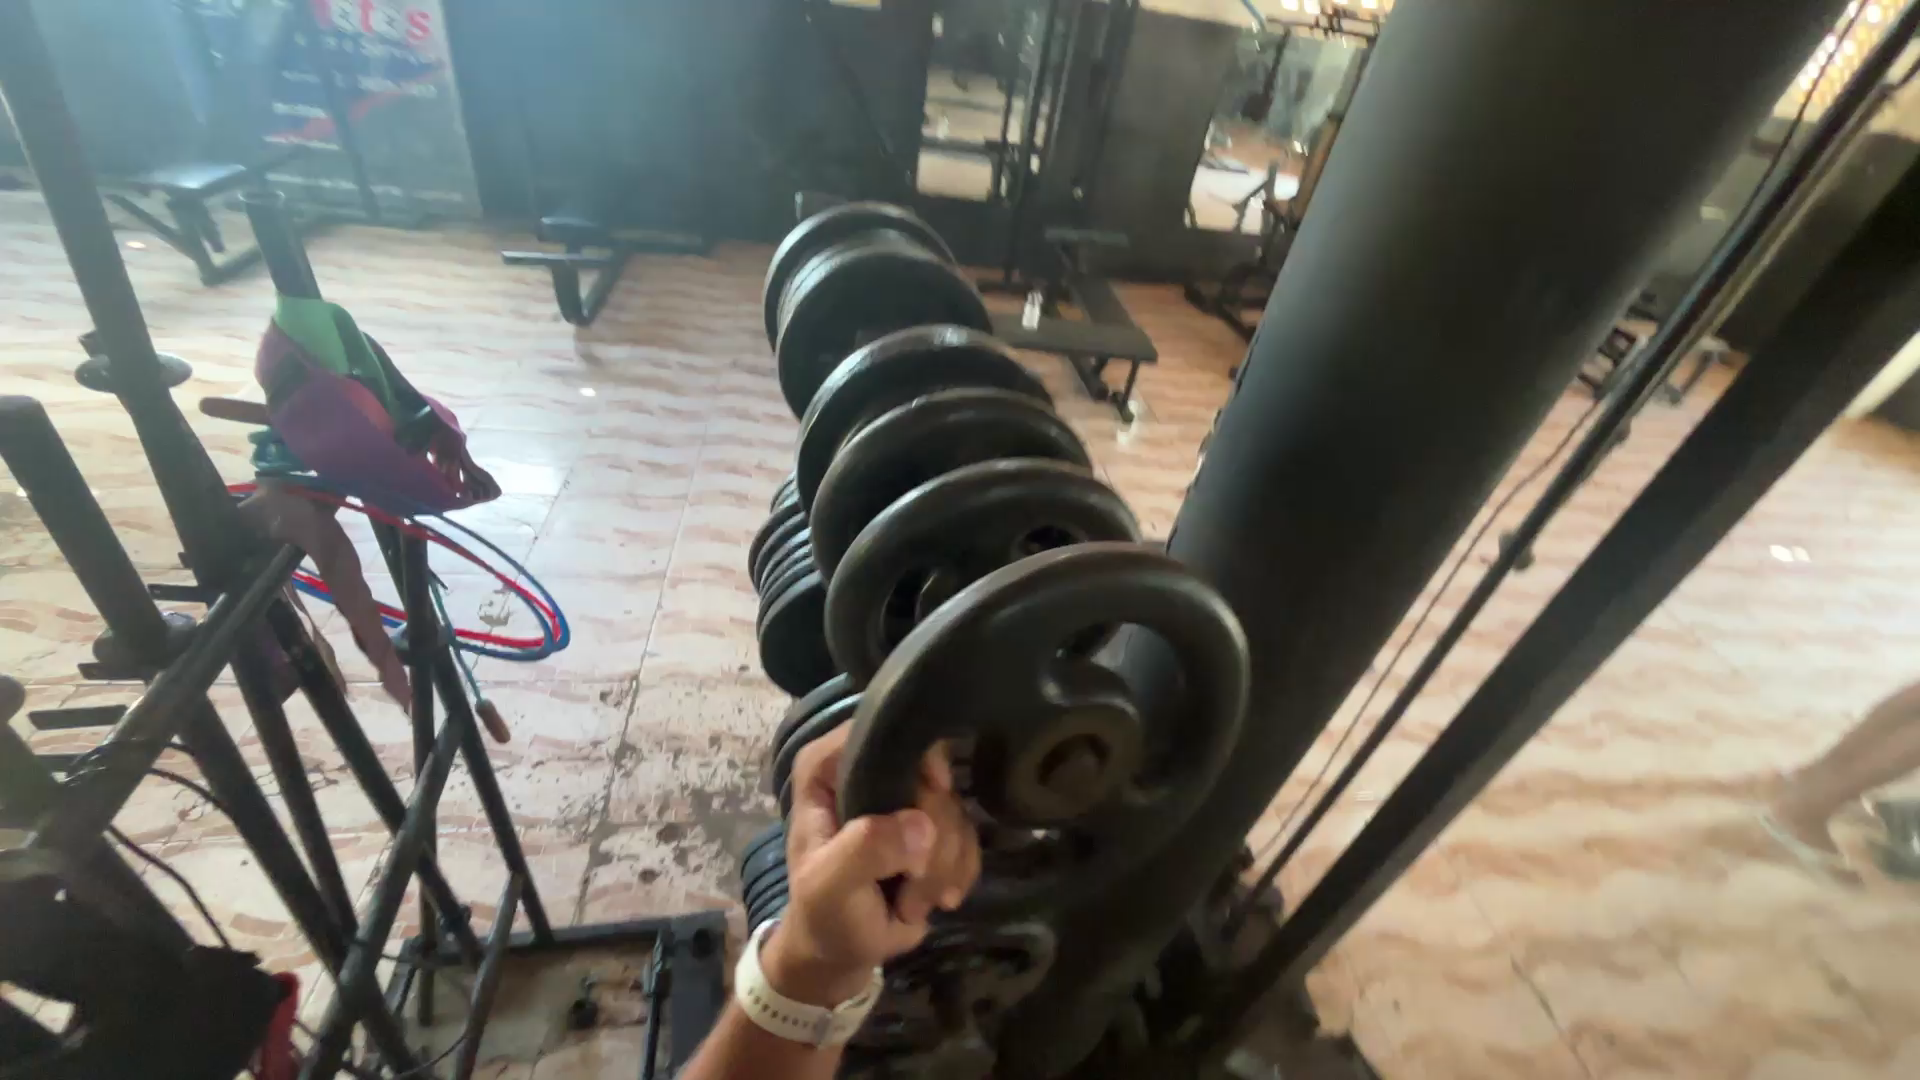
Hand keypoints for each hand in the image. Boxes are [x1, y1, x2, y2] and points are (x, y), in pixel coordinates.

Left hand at [762, 725, 980, 1006]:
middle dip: (933, 838)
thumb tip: (922, 828)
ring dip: (945, 863)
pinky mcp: (933, 823)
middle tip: (913, 882)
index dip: (918, 760)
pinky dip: (960, 869)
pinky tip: (939, 897)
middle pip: (931, 777)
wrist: (841, 952)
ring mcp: (905, 796)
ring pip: (955, 809)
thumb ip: (867, 850)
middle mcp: (869, 769)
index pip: (884, 732)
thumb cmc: (823, 913)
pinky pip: (970, 833)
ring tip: (913, 900)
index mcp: (829, 765)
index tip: (935, 794)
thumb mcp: (829, 886)